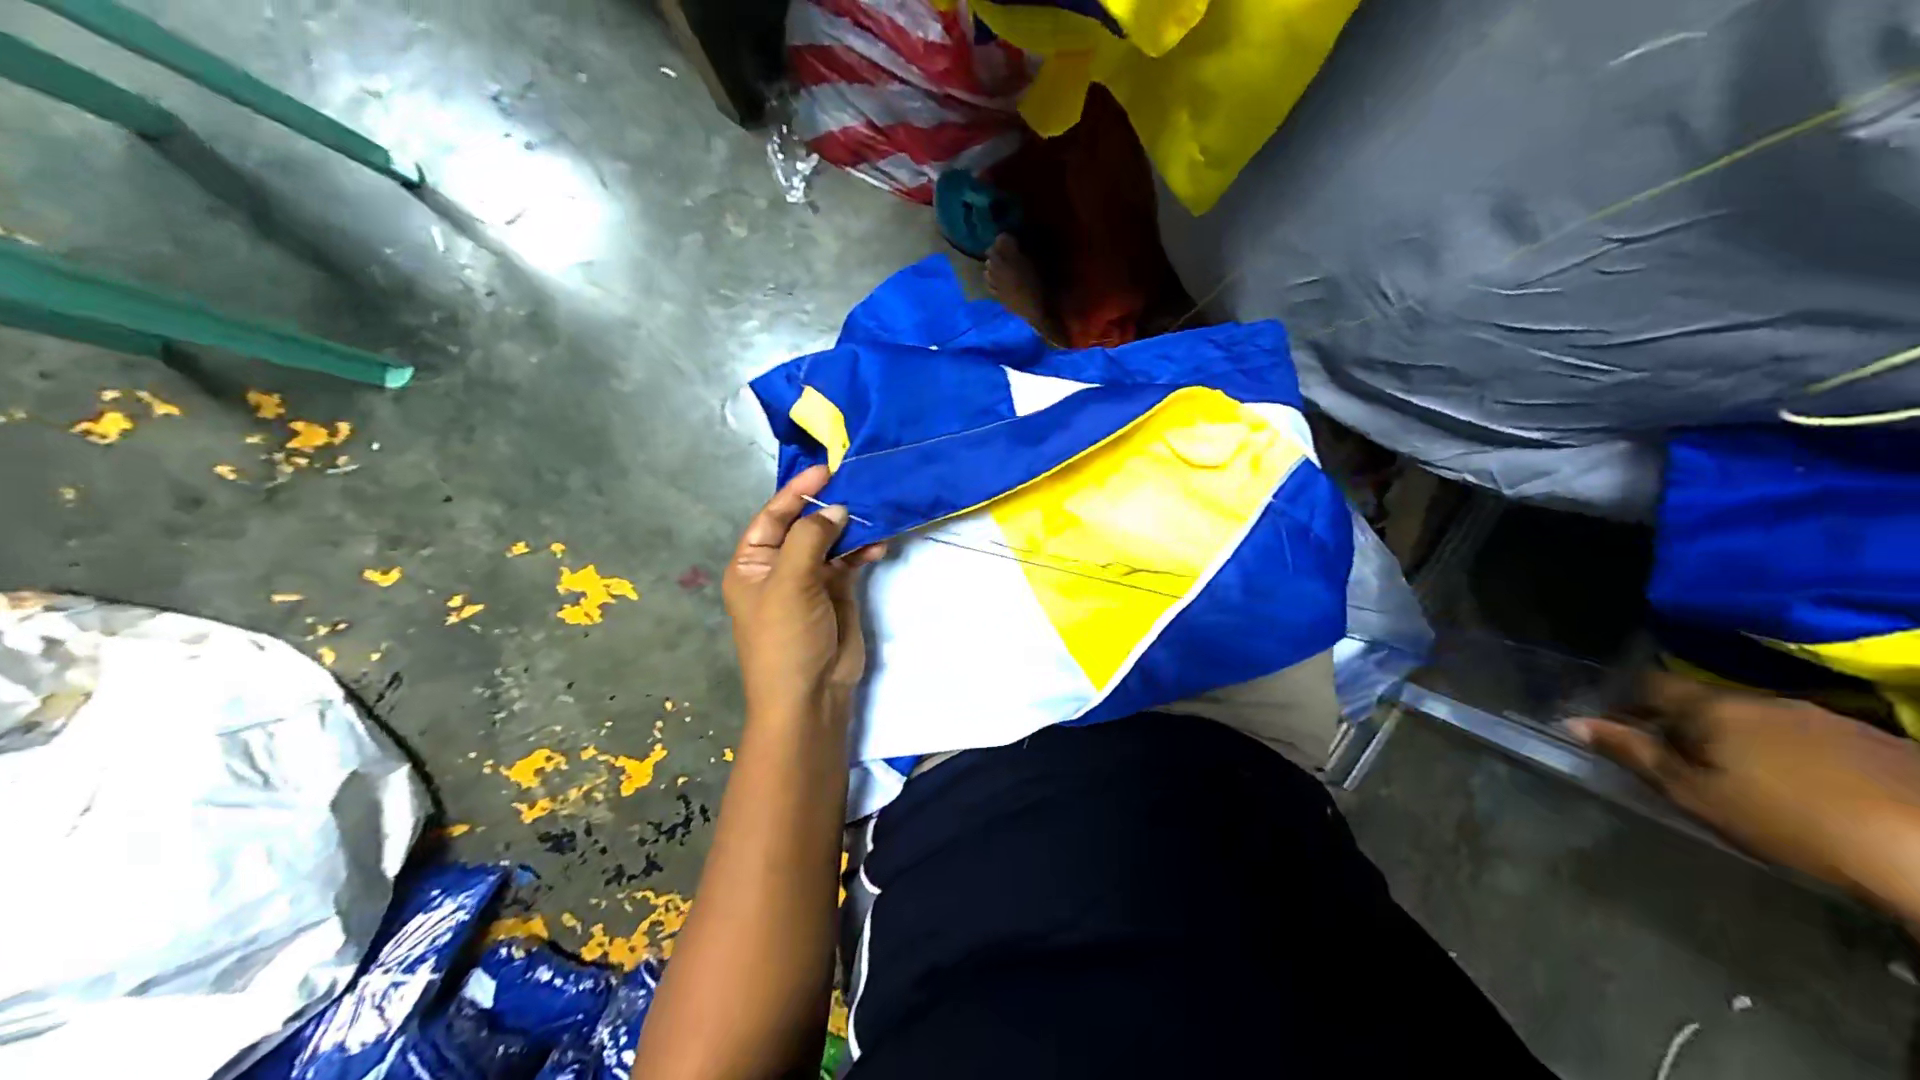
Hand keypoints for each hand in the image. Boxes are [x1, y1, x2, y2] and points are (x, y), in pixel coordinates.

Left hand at [723, 466, 884, 718]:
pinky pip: (851, 561)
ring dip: (852, 529)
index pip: (773, 516)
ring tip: (875, 514)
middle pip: (805, 525)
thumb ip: (810, 538)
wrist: (811, 695)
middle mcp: (779, 567)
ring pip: (832, 542)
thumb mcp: (790, 583)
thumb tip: (836, 510)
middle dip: (830, 508)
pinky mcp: (838, 593)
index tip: (827, 470)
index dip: (797, 492)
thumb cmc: (786, 637)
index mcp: (752, 563)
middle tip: (860, 487)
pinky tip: (879, 544)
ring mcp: (810, 580)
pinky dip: (864, 551)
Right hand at [1569, 674, 1919, 921]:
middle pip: (1705, 701)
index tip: (1612, 724)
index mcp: (1714, 707)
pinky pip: (1808, 735)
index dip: (1624, 698)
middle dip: (1683, 722)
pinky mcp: (1876, 741)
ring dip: (1738, 737)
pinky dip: (1788, 751)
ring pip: (1758, 718)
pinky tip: (1801, 785)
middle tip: (1674, 759)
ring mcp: (1827, 717)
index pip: (1650, 683)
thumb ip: (1632, 753)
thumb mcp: (1693, 794)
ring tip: (1740, 775)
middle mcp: (1765, 699)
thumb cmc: (1785, 821)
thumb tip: (1573, 722)